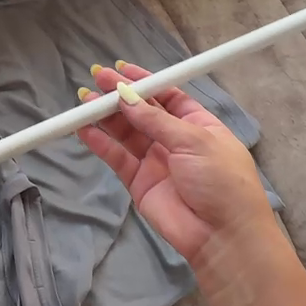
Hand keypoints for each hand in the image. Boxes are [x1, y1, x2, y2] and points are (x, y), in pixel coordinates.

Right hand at [77, 61, 275, 273]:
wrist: (222, 237)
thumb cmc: (222, 181)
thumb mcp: (194, 141)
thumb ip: (155, 119)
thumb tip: (125, 96)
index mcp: (198, 125)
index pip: (167, 96)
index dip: (144, 82)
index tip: (120, 69)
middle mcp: (175, 140)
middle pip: (142, 111)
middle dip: (119, 95)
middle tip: (96, 78)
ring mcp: (155, 161)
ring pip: (125, 132)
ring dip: (105, 116)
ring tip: (83, 101)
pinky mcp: (138, 181)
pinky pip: (116, 156)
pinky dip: (99, 142)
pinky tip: (83, 128)